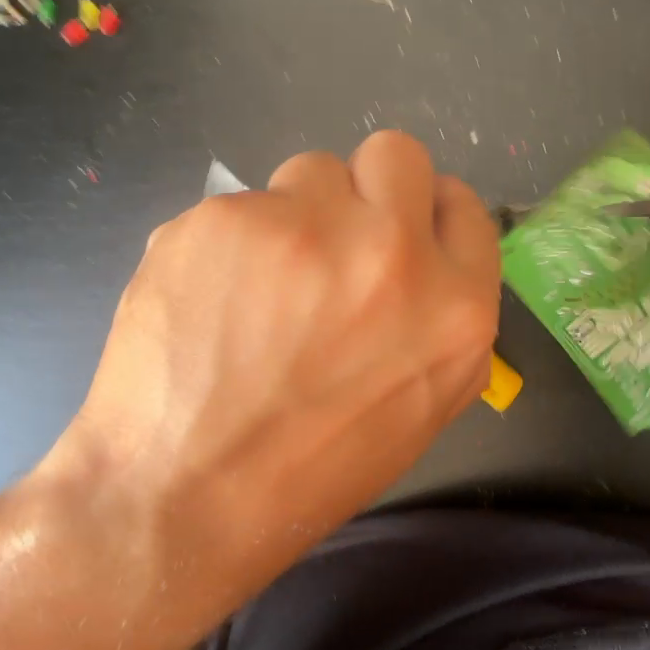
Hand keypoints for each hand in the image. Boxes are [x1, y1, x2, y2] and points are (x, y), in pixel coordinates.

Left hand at [55, 131, 498, 544]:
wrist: (187, 495)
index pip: (462, 206)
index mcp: (456, 309)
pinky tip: (208, 301)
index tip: (397, 231)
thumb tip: (428, 270)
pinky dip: (229, 243)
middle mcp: (393, 252)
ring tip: (260, 287)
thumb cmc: (313, 471)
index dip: (426, 213)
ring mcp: (306, 228)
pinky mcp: (225, 218)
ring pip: (310, 172)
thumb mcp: (421, 412)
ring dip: (296, 216)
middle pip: (395, 155)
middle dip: (368, 190)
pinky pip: (240, 205)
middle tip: (331, 245)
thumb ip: (439, 326)